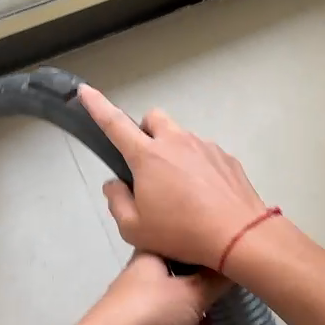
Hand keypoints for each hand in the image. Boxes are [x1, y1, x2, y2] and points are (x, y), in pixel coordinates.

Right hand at [79, 85, 269, 270]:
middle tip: (147, 165)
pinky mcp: (225, 156)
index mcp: (147, 156)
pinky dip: (198, 167)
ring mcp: (204, 145)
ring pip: (180, 136)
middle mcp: (175, 141)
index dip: (97, 106)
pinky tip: (205, 196)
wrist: (239, 234)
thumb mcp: (135, 228)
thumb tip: (114, 184)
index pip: (114, 123)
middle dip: (145, 133)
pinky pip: (204, 153)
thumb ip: (117, 202)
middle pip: (152, 119)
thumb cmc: (181, 232)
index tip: (85, 91)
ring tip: (181, 191)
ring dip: (174, 153)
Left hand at [81, 251, 228, 324]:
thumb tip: (235, 261)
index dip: (198, 248)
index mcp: (150, 260)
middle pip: (174, 283)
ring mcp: (133, 318)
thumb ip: (216, 280)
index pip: (176, 245)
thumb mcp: (193, 292)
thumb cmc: (151, 312)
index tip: (224, 255)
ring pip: (168, 318)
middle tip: (229, 297)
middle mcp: (139, 285)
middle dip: (201, 291)